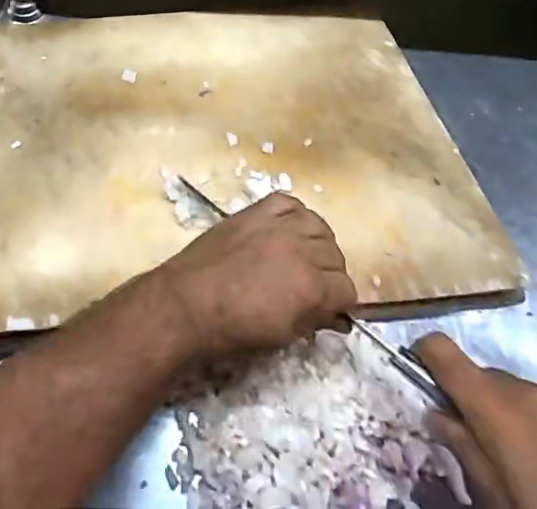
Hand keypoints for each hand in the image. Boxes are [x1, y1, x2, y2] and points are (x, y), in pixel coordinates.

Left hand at [146, 193, 355, 359]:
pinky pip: (286, 202)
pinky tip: (288, 228)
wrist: (188, 302)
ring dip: (317, 241)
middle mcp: (299, 249)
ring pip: (316, 224)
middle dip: (331, 273)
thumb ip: (314, 319)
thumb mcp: (284, 334)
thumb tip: (336, 316)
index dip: (341, 302)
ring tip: (304, 255)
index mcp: (311, 286)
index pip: (347, 289)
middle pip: (335, 255)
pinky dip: (293, 213)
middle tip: (315, 285)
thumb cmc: (235, 328)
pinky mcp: (252, 212)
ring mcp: (275, 226)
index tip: (331, 308)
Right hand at [415, 334, 536, 508]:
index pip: (441, 351)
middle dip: (481, 405)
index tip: (422, 376)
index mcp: (498, 407)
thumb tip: (440, 418)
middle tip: (485, 447)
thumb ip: (466, 455)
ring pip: (534, 401)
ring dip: (525, 423)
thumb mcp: (501, 503)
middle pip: (490, 381)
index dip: (426, 357)